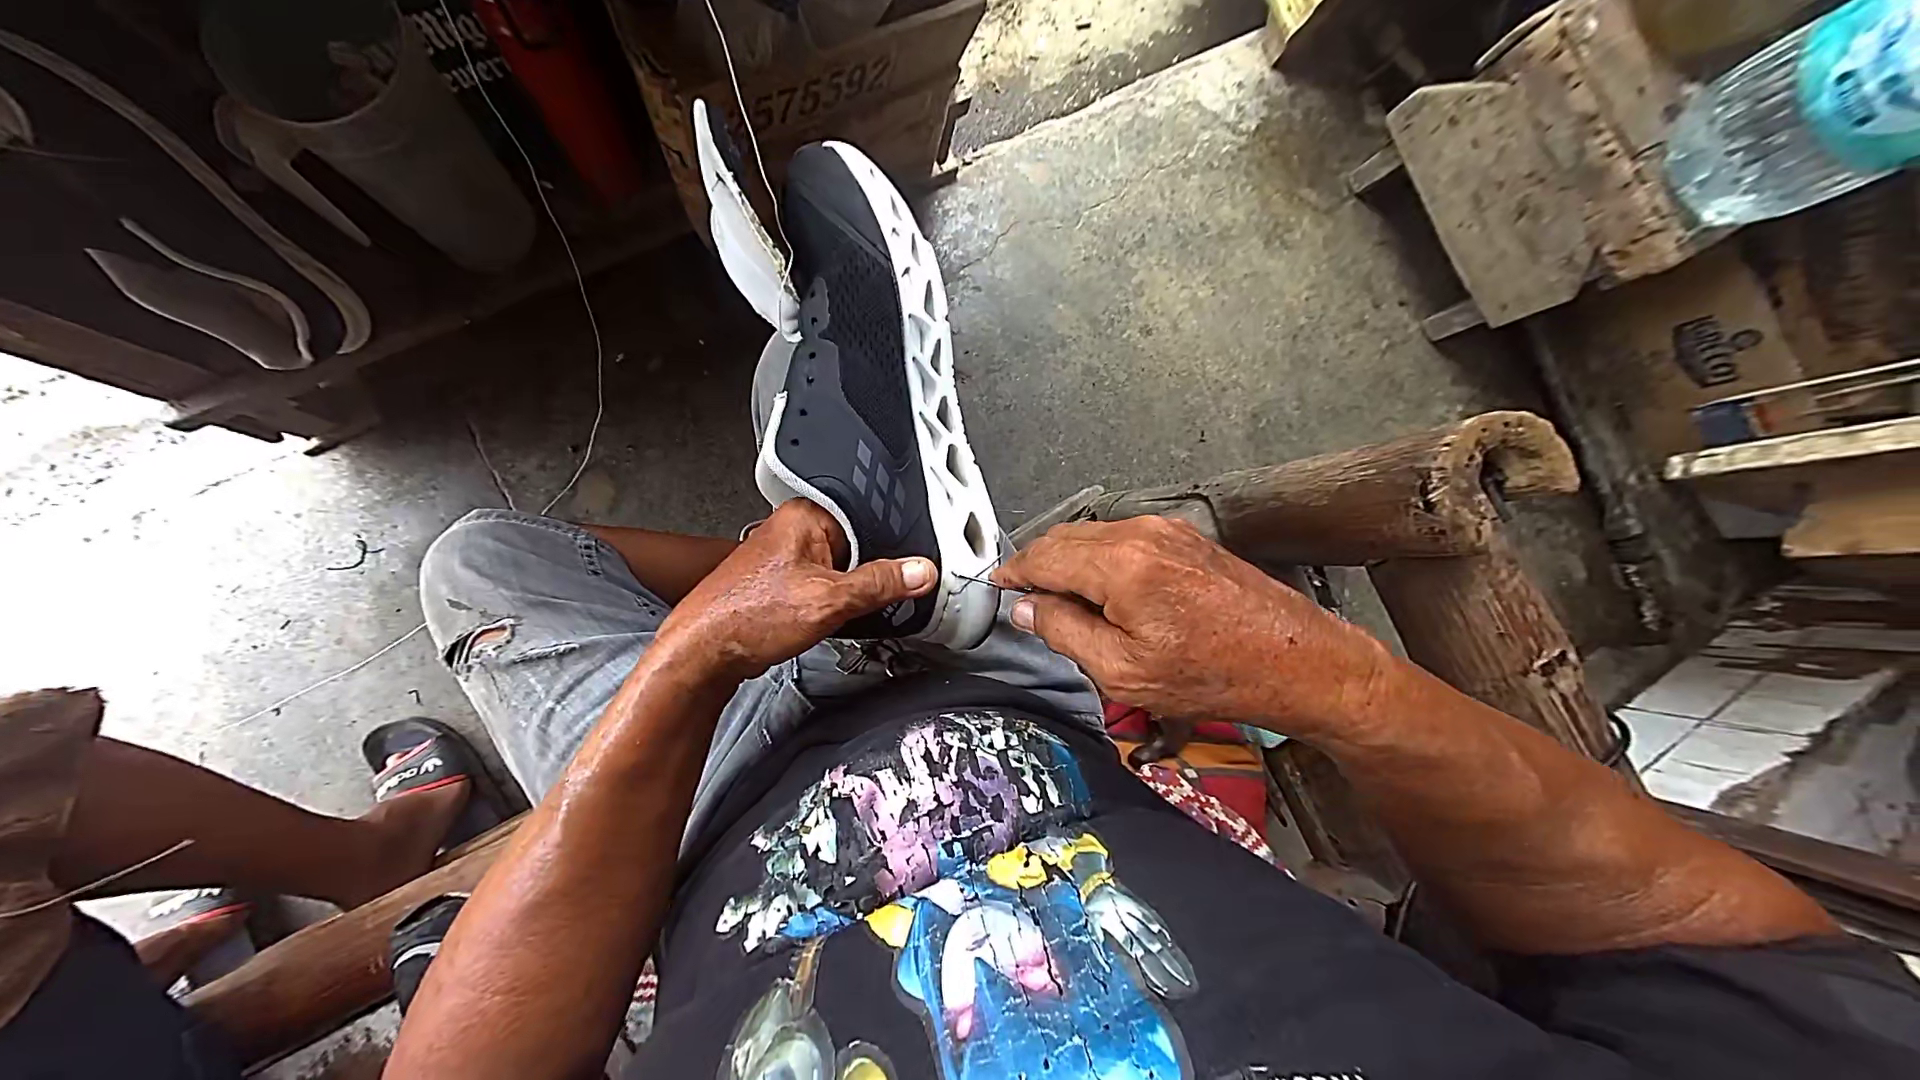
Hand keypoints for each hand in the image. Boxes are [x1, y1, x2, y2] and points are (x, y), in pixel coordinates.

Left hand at [656, 500, 935, 682]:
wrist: (703, 653)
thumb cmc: (747, 618)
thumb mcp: (830, 601)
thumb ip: (881, 584)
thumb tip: (919, 571)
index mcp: (806, 515)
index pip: (870, 522)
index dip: (887, 552)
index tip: (900, 575)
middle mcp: (793, 527)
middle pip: (857, 546)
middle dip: (864, 576)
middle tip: (854, 601)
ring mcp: (785, 553)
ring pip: (839, 569)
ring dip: (844, 593)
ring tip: (825, 612)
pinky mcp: (781, 579)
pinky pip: (821, 584)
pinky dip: (828, 602)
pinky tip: (815, 619)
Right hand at [993, 516, 1392, 737]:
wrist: (1295, 660)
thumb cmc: (1220, 671)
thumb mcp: (1122, 670)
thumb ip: (1063, 630)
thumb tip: (1029, 608)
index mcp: (1121, 565)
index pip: (1043, 555)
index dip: (1013, 572)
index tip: (1000, 586)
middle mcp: (1142, 535)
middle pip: (1064, 538)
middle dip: (1038, 566)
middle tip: (1027, 600)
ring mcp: (1166, 531)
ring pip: (1092, 537)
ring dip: (1069, 563)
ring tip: (1067, 604)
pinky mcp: (1183, 538)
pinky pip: (1122, 539)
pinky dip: (1099, 560)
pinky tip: (1104, 592)